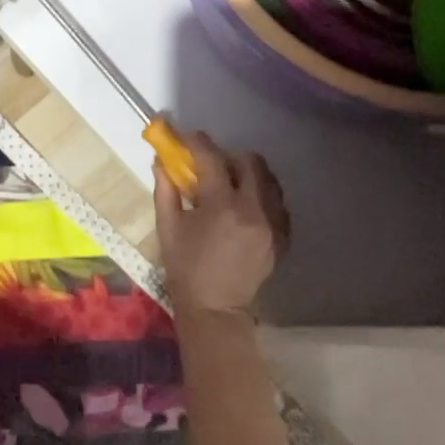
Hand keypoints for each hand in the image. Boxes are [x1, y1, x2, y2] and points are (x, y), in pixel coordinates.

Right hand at [153, 131, 288, 317]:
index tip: (186, 136)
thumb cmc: (185, 268)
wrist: (215, 308)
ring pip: (269, 180)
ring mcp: (273, 224)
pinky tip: (246, 206)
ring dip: (249, 175)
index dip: (197, 143)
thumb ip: (166, 190)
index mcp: (221, 207)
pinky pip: (278, 203)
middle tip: (212, 167)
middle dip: (229, 157)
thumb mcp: (168, 227)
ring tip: (231, 186)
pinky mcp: (283, 237)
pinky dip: (263, 197)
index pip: (211, 160)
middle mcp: (253, 210)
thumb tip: (162, 160)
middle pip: (250, 162)